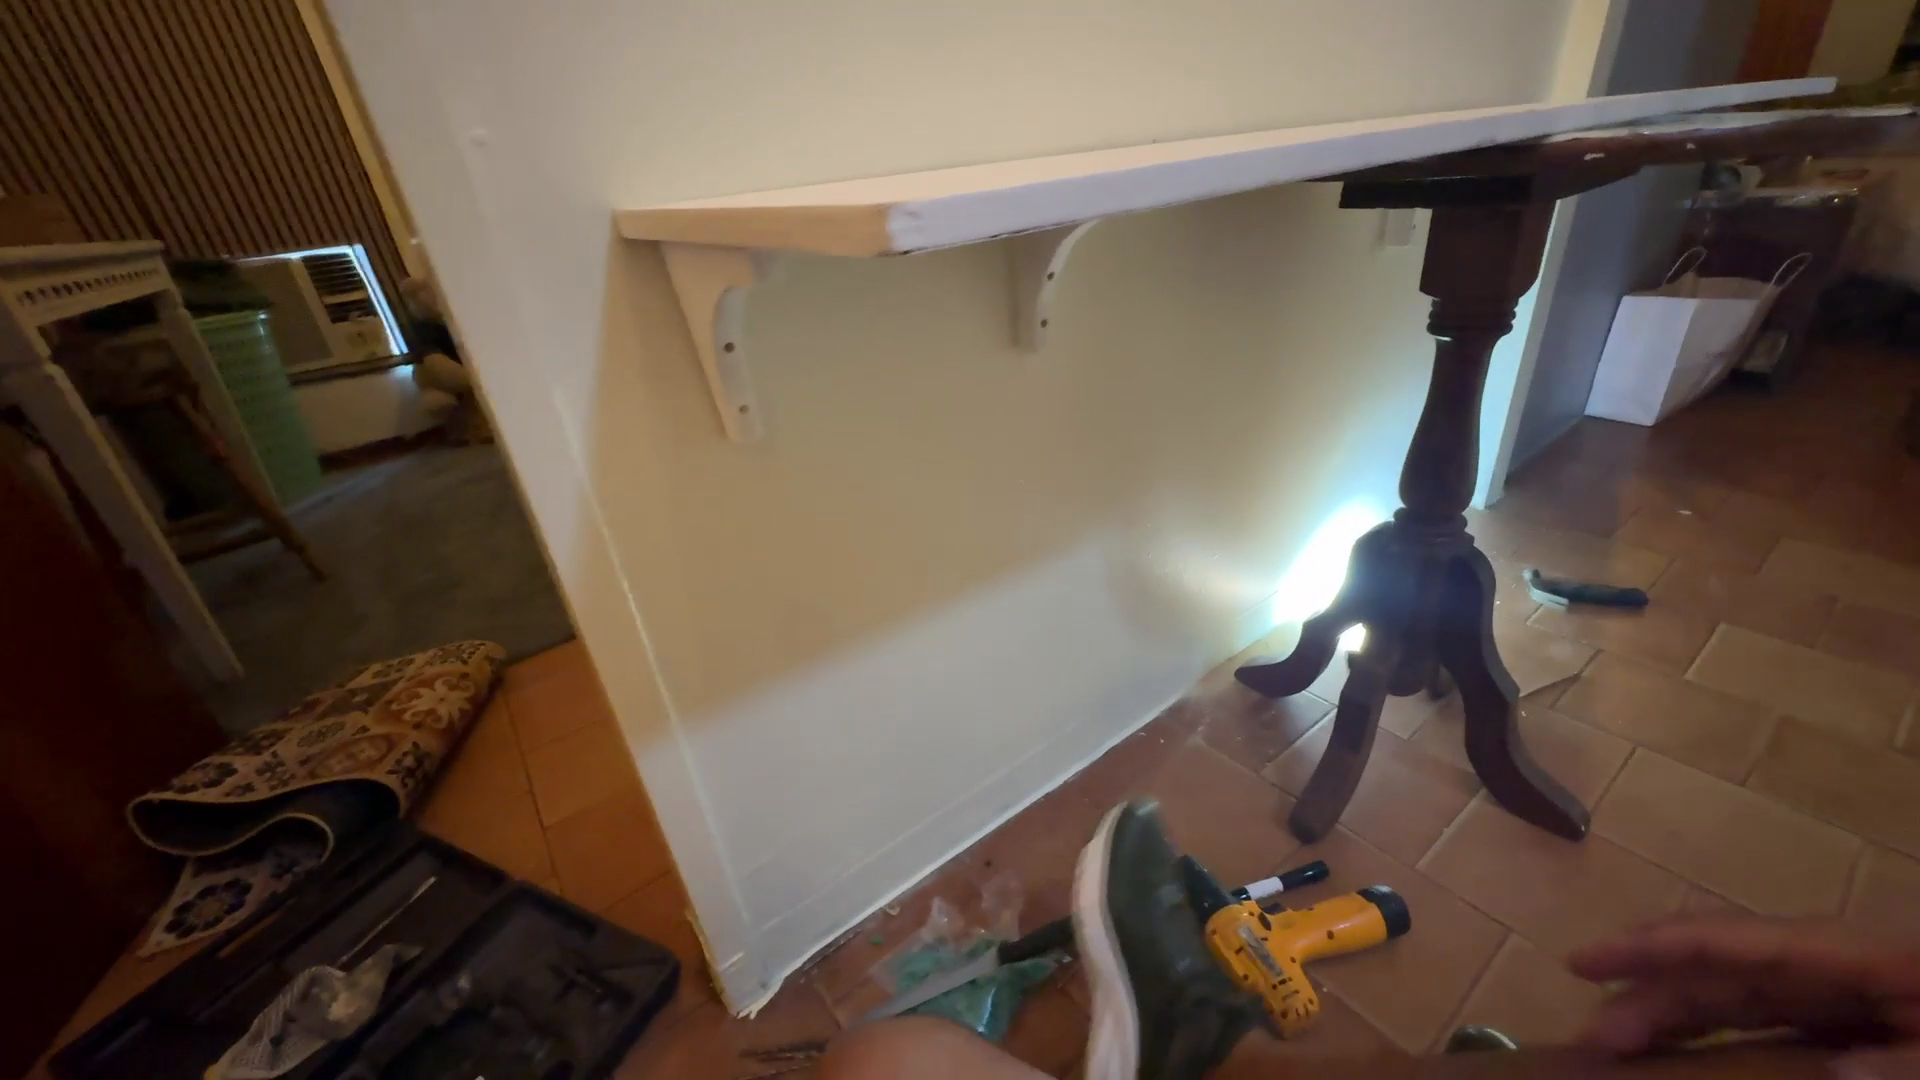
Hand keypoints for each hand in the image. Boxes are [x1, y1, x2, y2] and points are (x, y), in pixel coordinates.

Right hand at [1569, 915, 1919, 1078]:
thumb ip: (1907, 1059)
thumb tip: (1829, 1068)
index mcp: (1847, 955)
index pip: (1723, 941)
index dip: (1647, 948)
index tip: (1582, 961)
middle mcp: (1822, 965)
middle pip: (1714, 970)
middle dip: (1649, 996)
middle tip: (1597, 1035)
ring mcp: (1834, 991)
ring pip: (1729, 994)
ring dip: (1673, 1015)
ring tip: (1623, 1042)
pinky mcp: (1849, 1019)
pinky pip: (1764, 1019)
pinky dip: (1718, 1033)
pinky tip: (1694, 1054)